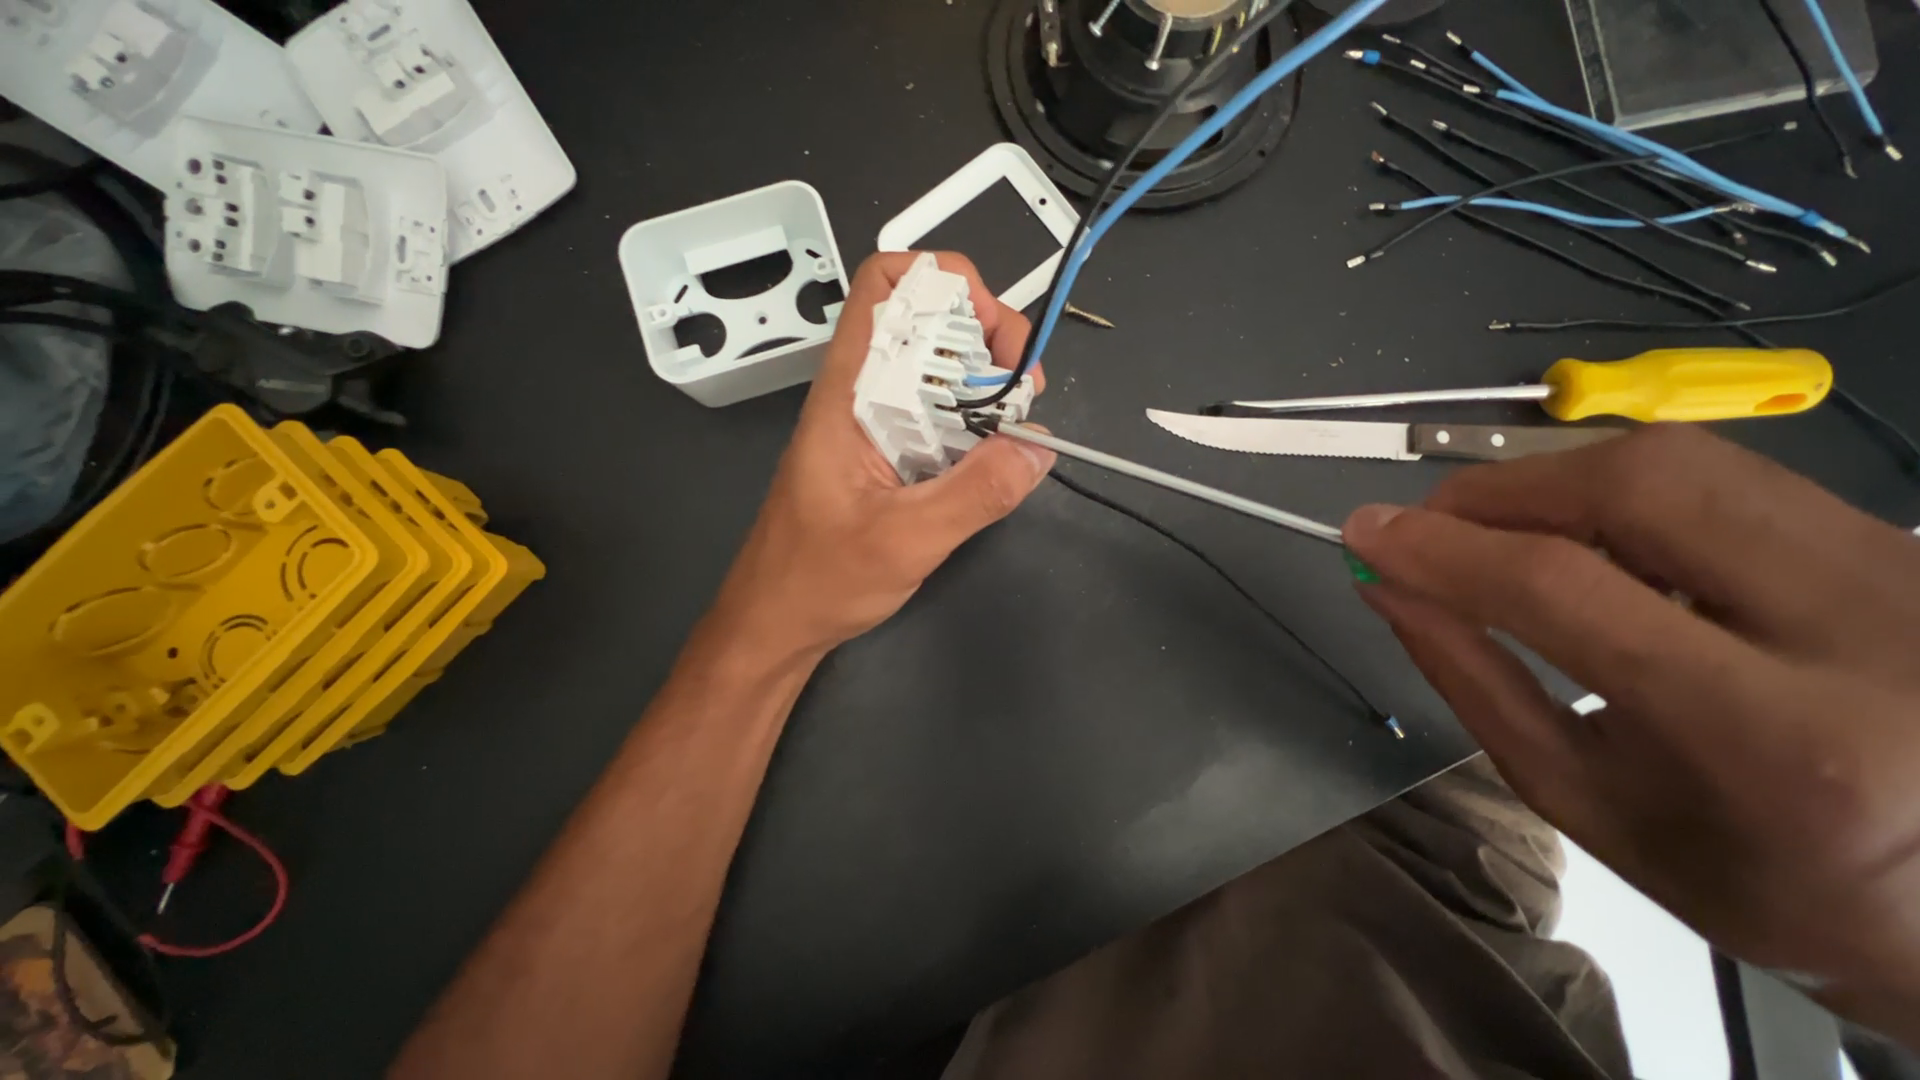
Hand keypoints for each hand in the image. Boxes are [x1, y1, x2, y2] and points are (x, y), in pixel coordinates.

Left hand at [710, 252, 1054, 660]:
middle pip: (924, 319)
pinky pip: (937, 416)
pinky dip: (973, 422)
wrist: (774, 621)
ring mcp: (873, 423)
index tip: (994, 334)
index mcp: (848, 391)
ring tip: (1017, 421)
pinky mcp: (886, 455)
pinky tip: (994, 457)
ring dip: (984, 382)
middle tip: (1023, 388)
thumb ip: (975, 494)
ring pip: (935, 369)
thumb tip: (1037, 446)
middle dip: (984, 334)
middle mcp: (860, 393)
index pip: (884, 286)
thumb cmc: (819, 579)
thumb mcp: (905, 540)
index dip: (946, 282)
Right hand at [1341, 424, 1919, 1044]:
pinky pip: (1722, 476)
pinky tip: (1585, 540)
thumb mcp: (1588, 802)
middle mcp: (1863, 626)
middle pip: (1636, 486)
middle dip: (1499, 490)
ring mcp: (1904, 566)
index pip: (1565, 590)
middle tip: (1430, 527)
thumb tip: (1388, 587)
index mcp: (1778, 739)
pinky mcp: (1902, 537)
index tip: (1364, 534)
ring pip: (1682, 459)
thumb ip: (1475, 683)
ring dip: (1551, 480)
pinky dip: (1616, 491)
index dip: (1443, 550)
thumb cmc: (1754, 874)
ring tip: (1494, 531)